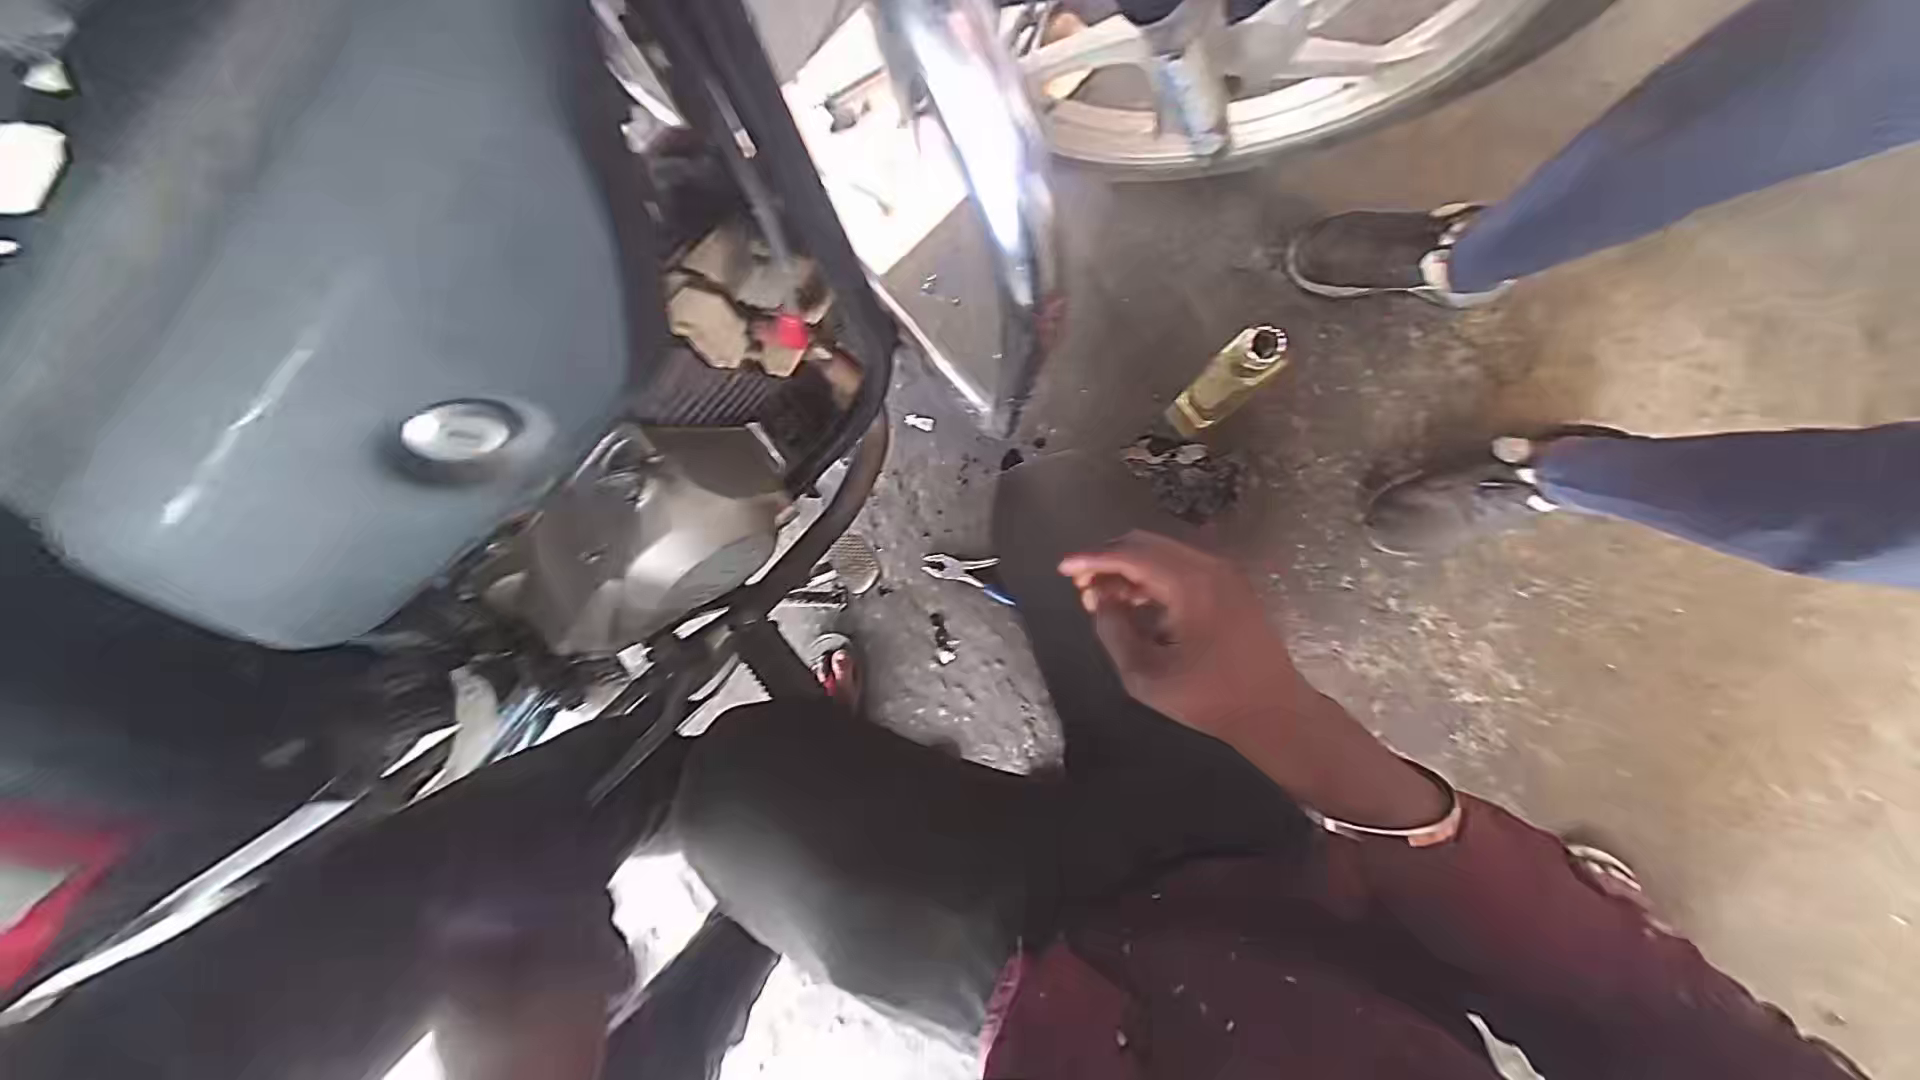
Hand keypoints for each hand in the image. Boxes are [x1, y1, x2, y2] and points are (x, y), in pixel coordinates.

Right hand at [1057, 530, 1310, 741]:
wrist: (1273, 711)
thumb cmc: (1208, 698)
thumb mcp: (1145, 675)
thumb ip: (1113, 632)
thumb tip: (1099, 601)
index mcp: (1190, 585)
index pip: (1130, 555)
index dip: (1091, 559)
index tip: (1062, 568)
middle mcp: (1208, 567)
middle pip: (1144, 543)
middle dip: (1106, 558)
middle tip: (1080, 584)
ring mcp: (1222, 572)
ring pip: (1160, 550)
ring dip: (1126, 566)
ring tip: (1100, 596)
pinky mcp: (1228, 583)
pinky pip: (1178, 564)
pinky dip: (1149, 574)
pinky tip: (1132, 599)